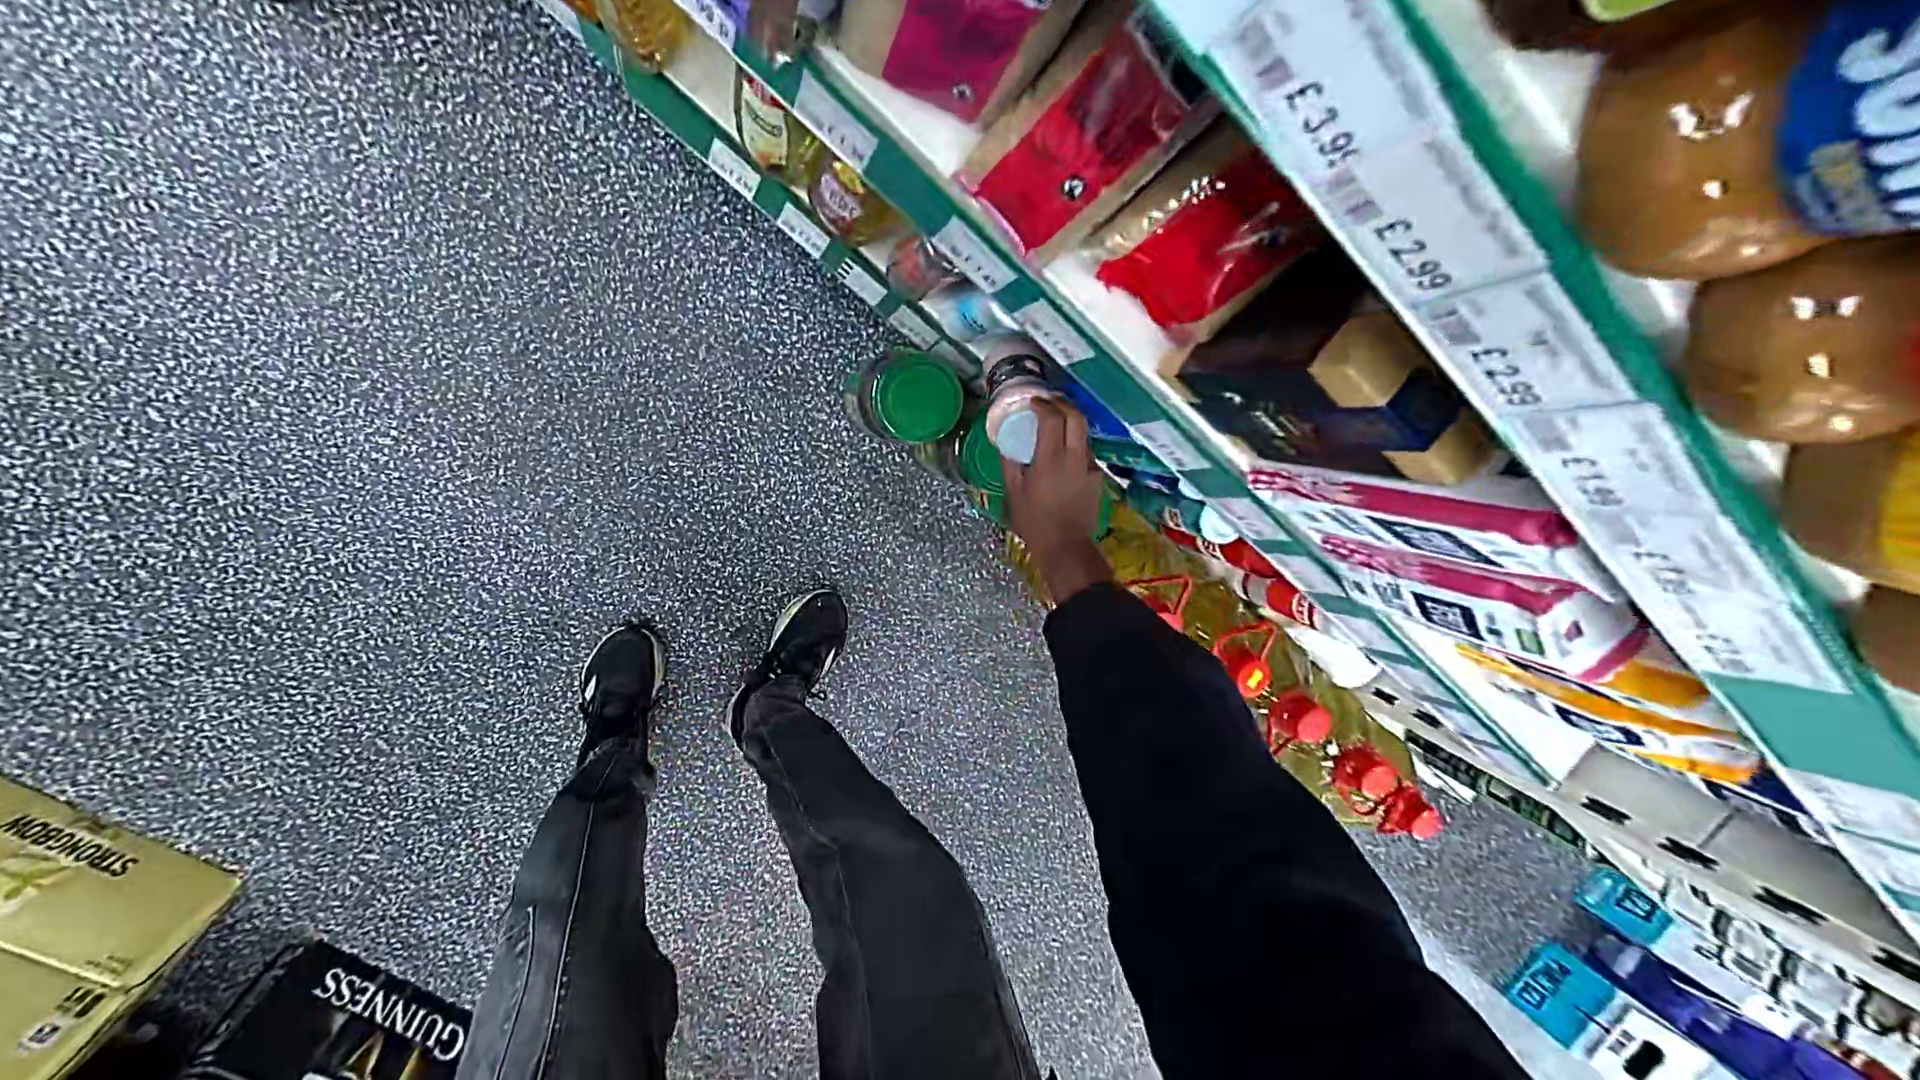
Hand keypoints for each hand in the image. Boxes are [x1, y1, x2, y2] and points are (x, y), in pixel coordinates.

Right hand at [1004, 398, 1112, 602]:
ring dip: (1071, 423)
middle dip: (1063, 404)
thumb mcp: (1013, 492)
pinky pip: (1086, 453)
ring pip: (1084, 434)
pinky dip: (1075, 445)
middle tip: (1049, 401)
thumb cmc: (1034, 522)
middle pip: (1076, 417)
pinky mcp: (1097, 478)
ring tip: (1056, 424)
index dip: (1043, 404)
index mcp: (1051, 459)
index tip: (1033, 402)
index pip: (1052, 418)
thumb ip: (1010, 463)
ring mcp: (1089, 468)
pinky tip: (1064, 453)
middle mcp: (1074, 458)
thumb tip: (1006, 443)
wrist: (1066, 547)